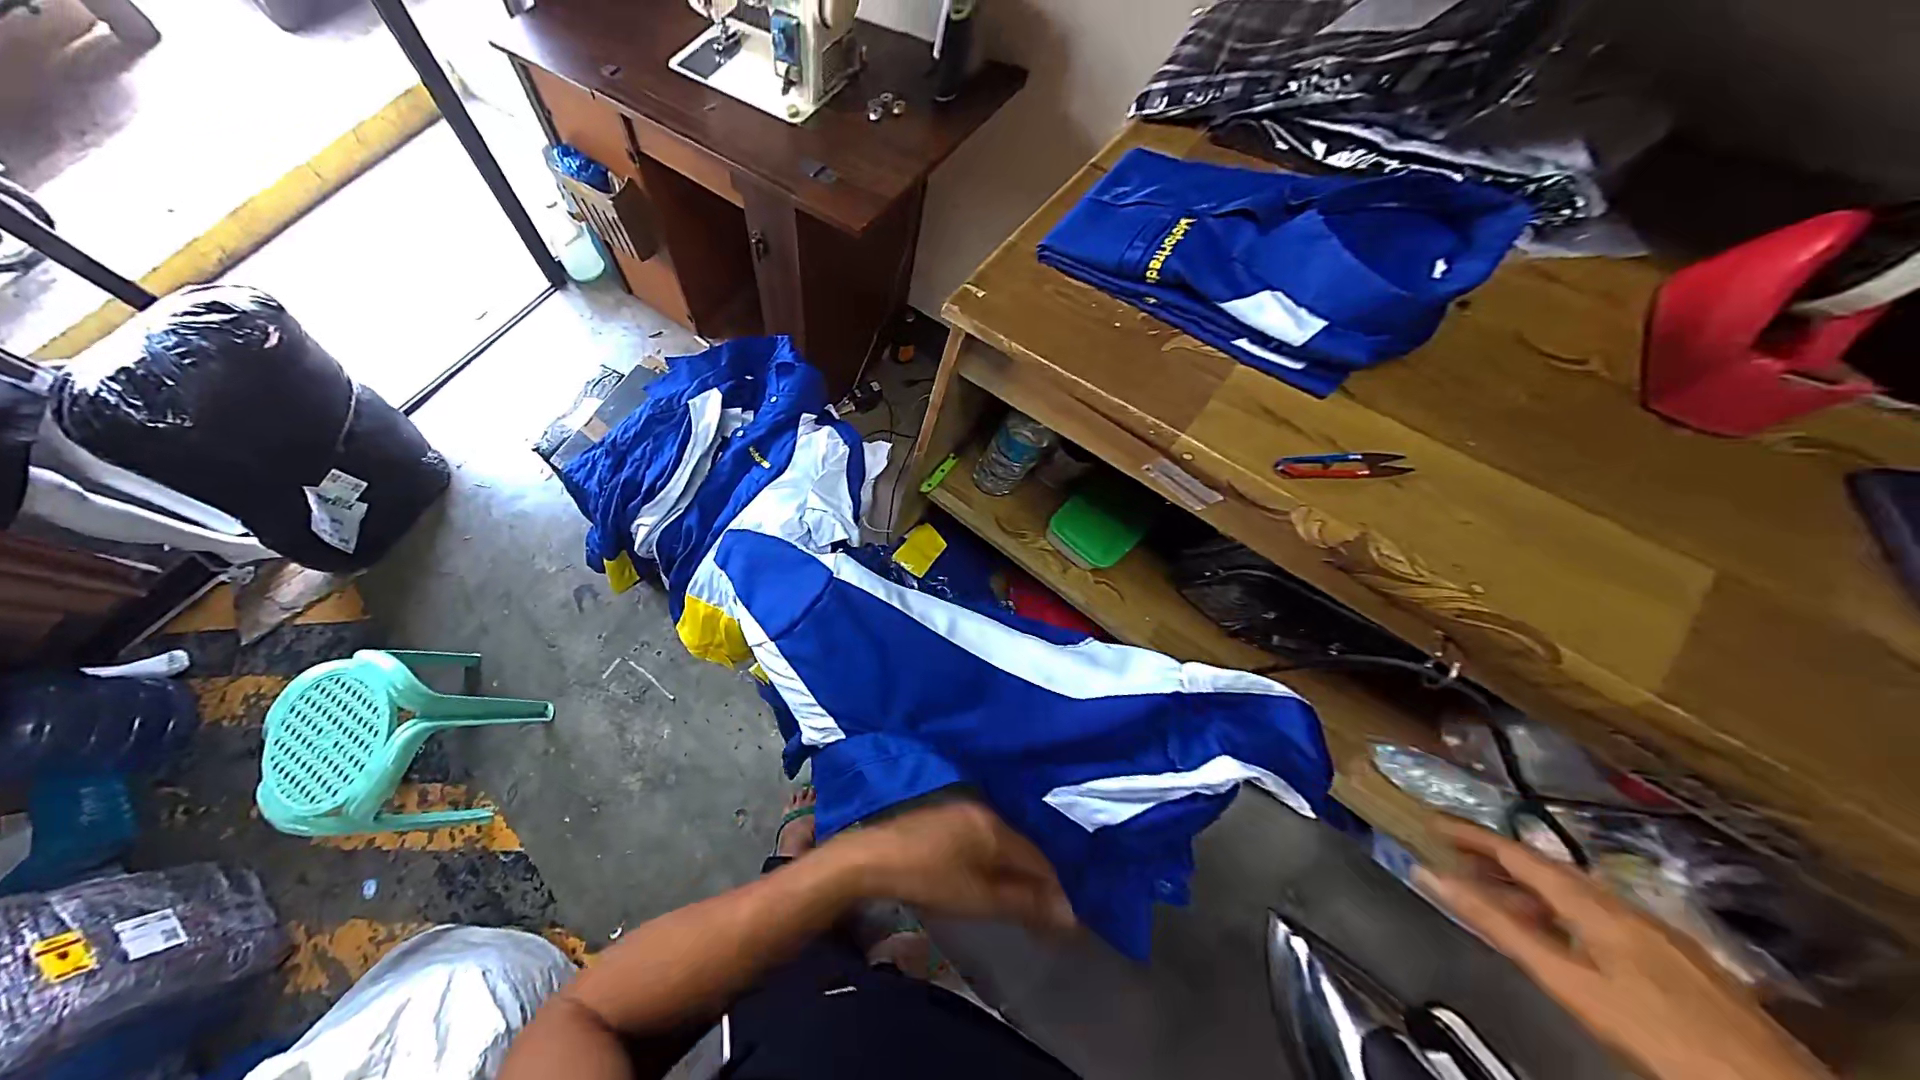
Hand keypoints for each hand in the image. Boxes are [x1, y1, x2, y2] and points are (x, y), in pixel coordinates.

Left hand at [823, 798, 1078, 931]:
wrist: (872, 857)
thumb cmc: (929, 879)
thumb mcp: (980, 898)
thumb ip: (1024, 903)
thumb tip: (1067, 914)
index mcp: (997, 826)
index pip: (1039, 858)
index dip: (1054, 888)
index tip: (1063, 917)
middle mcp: (984, 810)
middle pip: (1021, 846)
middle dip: (1034, 878)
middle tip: (1041, 910)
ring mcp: (960, 809)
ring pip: (1000, 840)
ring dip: (1012, 867)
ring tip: (1016, 895)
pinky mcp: (942, 814)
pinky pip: (981, 835)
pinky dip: (991, 857)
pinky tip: (984, 873)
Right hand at [1417, 819, 1832, 1079]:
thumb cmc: (1655, 1032)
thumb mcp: (1565, 981)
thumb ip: (1499, 927)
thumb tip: (1433, 876)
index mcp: (1595, 906)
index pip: (1519, 855)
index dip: (1473, 836)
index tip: (1434, 822)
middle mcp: (1624, 906)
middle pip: (1548, 869)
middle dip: (1497, 859)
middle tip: (1454, 858)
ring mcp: (1656, 930)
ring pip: (1576, 893)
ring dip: (1528, 887)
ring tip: (1494, 896)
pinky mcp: (1676, 956)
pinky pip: (1601, 915)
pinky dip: (1561, 911)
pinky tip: (1557, 934)